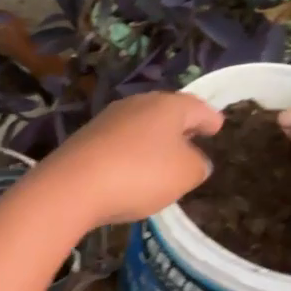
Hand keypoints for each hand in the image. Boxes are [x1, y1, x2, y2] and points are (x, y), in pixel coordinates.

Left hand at [27, 92, 224, 227]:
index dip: (210, 118)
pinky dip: (130, 153)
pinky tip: (131, 170)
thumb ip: (197, 165)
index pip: (197, 107)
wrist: (73, 186)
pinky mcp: (85, 139)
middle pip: (165, 112)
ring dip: (153, 140)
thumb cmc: (140, 175)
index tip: (218, 127)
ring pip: (140, 126)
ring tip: (162, 158)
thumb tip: (194, 160)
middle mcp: (136, 104)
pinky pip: (118, 144)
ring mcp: (107, 120)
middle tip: (192, 140)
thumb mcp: (185, 174)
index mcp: (167, 105)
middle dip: (180, 126)